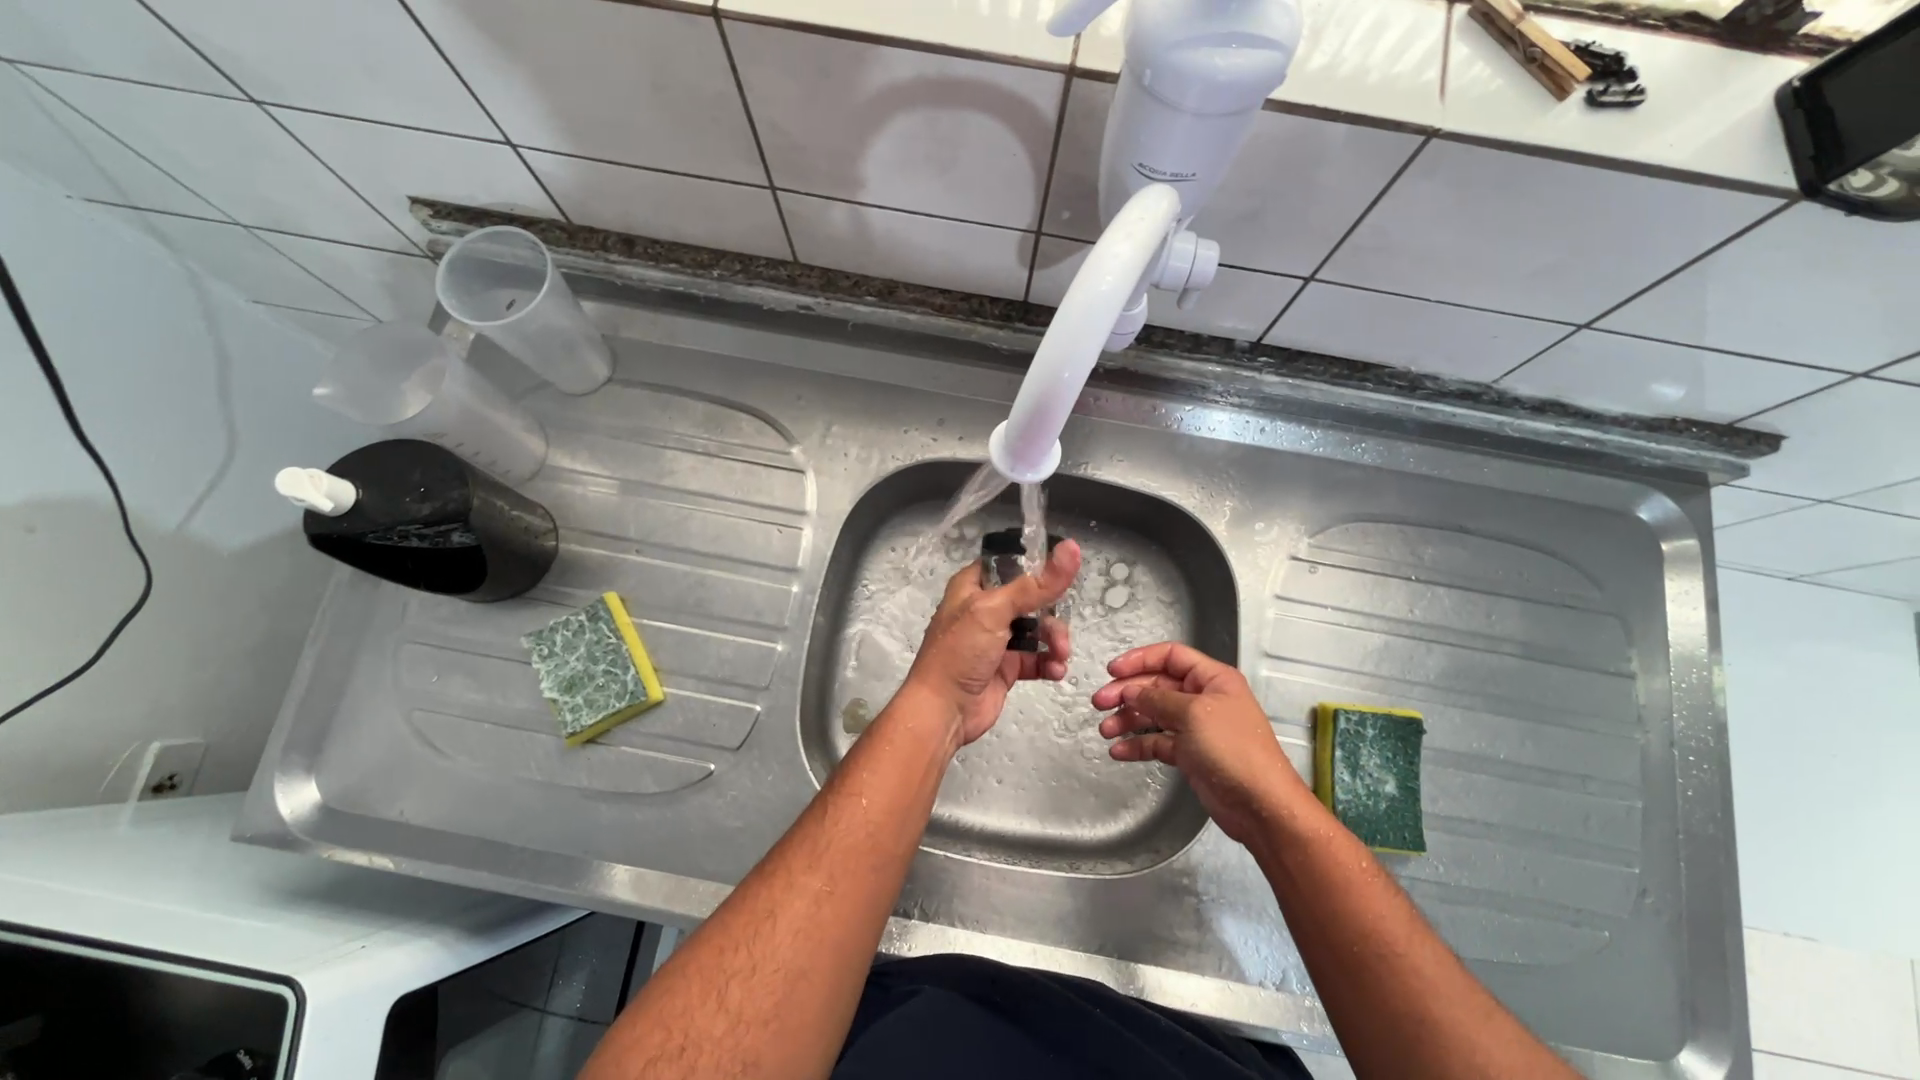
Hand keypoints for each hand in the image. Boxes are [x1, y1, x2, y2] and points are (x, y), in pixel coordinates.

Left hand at [900, 539, 1081, 747]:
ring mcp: (997, 639)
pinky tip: (1056, 671)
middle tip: (1060, 631)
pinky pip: (1038, 658)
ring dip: (1055, 641)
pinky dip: (1050, 663)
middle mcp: (985, 609)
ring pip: (1039, 629)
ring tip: (1060, 656)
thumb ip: (1035, 585)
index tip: (1062, 574)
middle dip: (1053, 614)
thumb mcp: (994, 611)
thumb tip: (1072, 548)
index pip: (1010, 564)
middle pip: (1032, 599)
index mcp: (973, 586)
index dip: (1036, 567)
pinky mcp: (1008, 666)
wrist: (944, 710)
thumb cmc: (960, 652)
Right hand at [1092, 642, 1305, 845]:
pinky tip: (1118, 752)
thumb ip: (1157, 699)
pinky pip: (1157, 743)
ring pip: (1154, 715)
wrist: (1260, 803)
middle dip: (1127, 693)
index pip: (1171, 656)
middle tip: (1099, 704)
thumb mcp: (1193, 714)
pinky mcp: (1190, 754)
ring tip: (1105, 730)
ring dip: (1128, 720)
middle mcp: (1203, 698)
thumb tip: (1130, 691)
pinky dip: (1138, 745)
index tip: (1111, 671)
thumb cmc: (1232, 749)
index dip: (1139, 659)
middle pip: (1157, 686)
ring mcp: (1196, 728)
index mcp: (1212, 679)